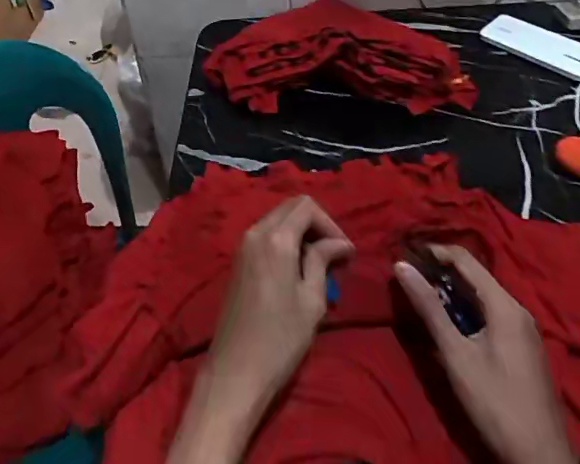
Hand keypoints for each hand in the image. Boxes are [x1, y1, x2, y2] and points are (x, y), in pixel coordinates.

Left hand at [168, 197, 353, 463]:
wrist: (234, 373)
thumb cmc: (279, 339)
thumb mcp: (311, 301)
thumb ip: (323, 261)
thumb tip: (339, 244)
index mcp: (276, 238)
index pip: (307, 206)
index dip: (331, 224)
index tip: (345, 253)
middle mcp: (256, 232)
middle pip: (291, 207)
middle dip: (317, 225)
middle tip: (335, 255)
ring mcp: (243, 245)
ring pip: (278, 219)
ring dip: (301, 233)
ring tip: (320, 264)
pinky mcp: (237, 260)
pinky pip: (266, 235)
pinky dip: (286, 241)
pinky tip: (298, 269)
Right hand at [395, 245, 576, 463]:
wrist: (541, 458)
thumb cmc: (496, 402)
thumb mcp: (457, 355)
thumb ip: (430, 308)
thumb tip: (402, 266)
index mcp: (505, 304)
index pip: (466, 259)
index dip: (435, 252)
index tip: (408, 253)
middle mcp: (518, 309)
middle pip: (476, 277)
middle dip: (443, 273)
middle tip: (412, 277)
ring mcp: (524, 330)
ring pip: (484, 297)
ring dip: (455, 294)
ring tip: (426, 298)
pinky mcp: (524, 349)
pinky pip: (493, 315)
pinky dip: (470, 311)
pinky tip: (453, 326)